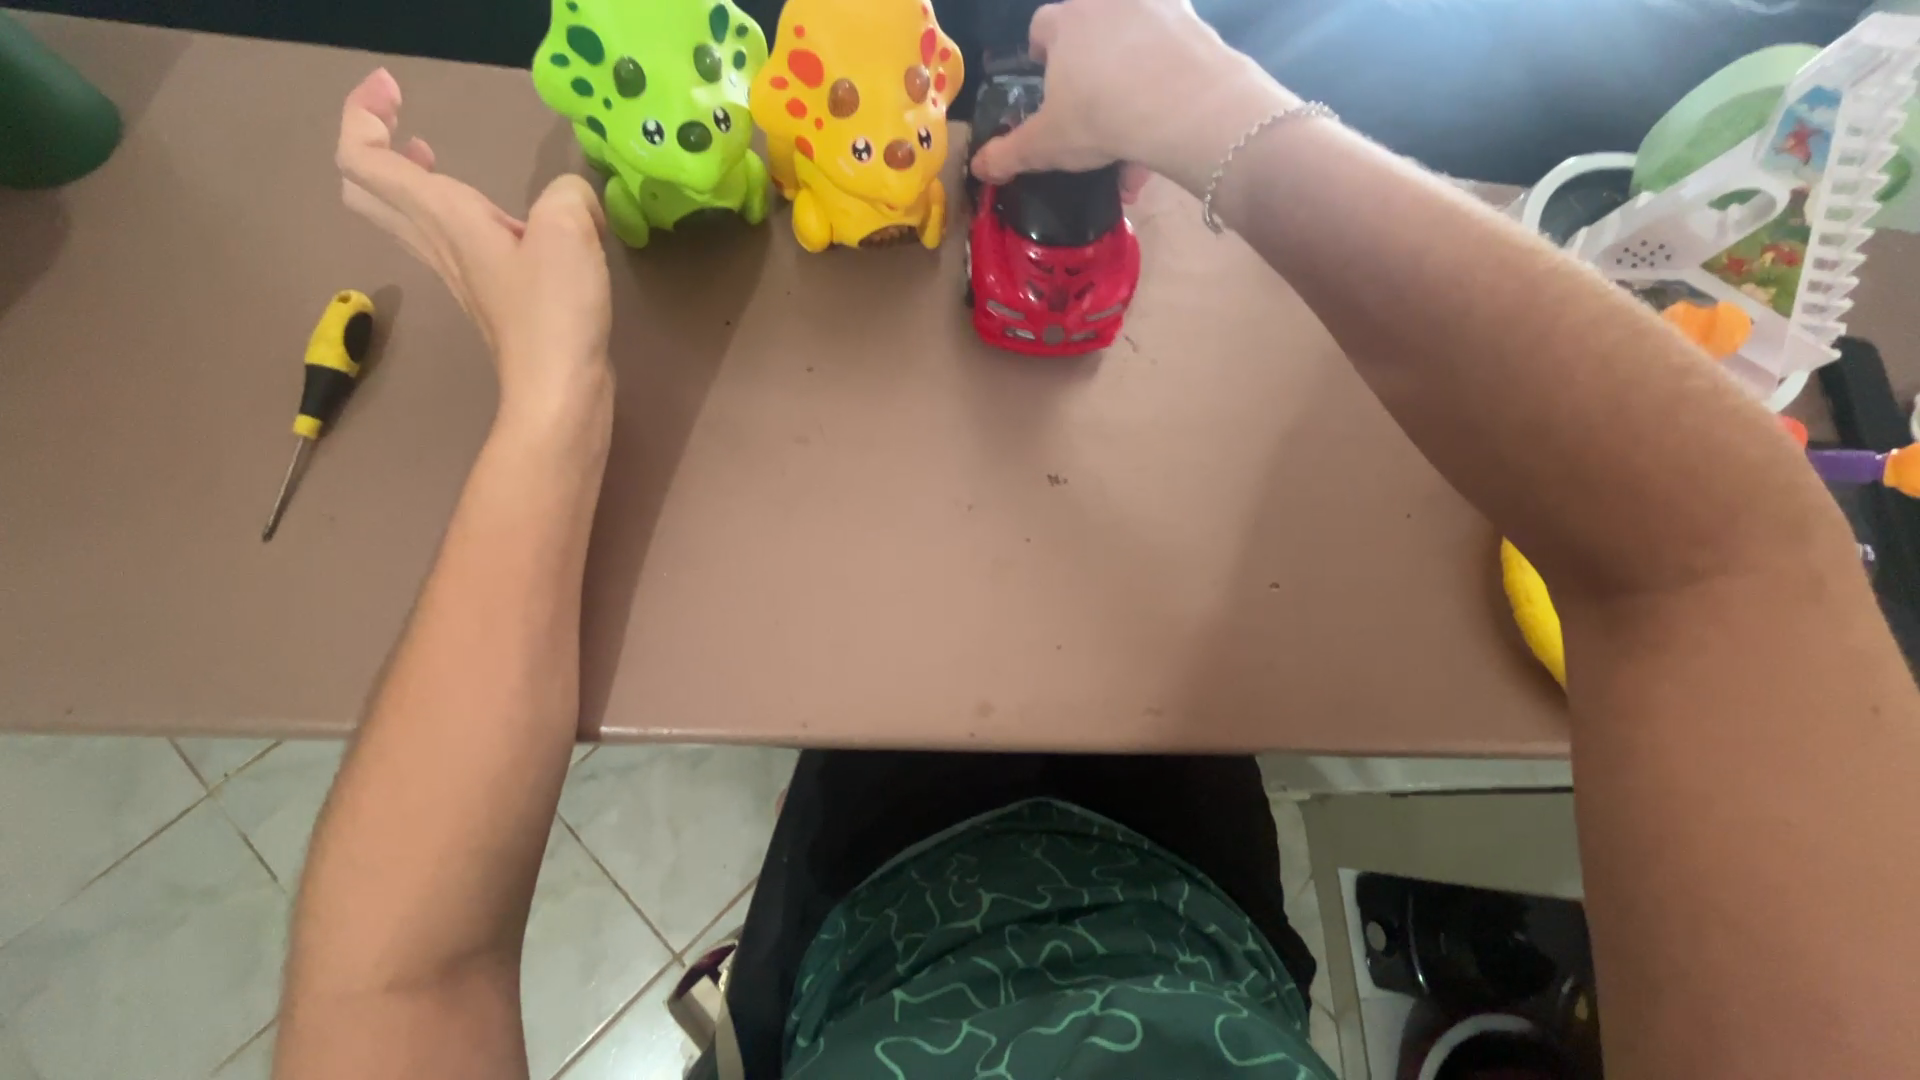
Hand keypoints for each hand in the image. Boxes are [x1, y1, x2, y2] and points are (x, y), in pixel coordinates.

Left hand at [337, 69, 612, 423]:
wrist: (558, 389)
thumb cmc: (553, 311)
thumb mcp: (568, 231)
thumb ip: (569, 196)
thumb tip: (575, 202)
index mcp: (443, 217)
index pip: (363, 155)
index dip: (362, 112)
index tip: (394, 90)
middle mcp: (439, 244)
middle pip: (367, 189)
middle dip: (374, 146)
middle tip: (407, 127)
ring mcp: (461, 276)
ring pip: (403, 216)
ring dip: (409, 179)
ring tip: (438, 159)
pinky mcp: (489, 299)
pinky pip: (447, 242)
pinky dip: (452, 214)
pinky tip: (500, 222)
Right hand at [968, 0, 1297, 196]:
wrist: (1181, 103)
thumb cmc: (1098, 116)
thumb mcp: (1046, 144)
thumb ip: (1010, 154)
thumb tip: (978, 166)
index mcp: (1066, 25)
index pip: (1042, 28)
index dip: (1042, 53)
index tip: (1048, 79)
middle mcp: (1108, 2)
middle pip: (1091, 32)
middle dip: (1090, 69)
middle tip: (1092, 112)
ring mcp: (1154, 6)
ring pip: (1134, 46)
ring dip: (1131, 82)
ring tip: (1134, 136)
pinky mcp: (1194, 22)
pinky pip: (1171, 54)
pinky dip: (1166, 84)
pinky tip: (1167, 125)